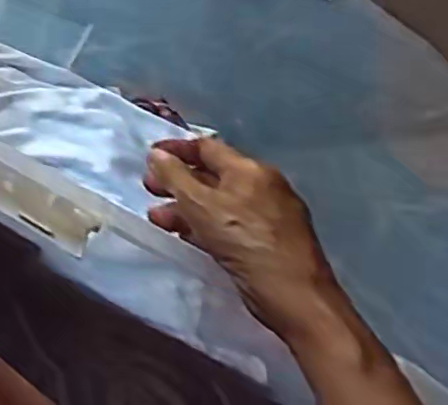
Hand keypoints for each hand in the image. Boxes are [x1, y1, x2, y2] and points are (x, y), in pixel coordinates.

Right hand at [143, 137, 342, 340]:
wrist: (299, 302)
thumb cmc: (244, 242)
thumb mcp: (197, 202)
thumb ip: (172, 173)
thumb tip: (158, 155)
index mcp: (251, 171)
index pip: (205, 146)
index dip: (173, 148)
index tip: (148, 159)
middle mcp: (265, 188)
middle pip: (210, 174)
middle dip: (175, 181)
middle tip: (152, 190)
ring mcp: (273, 216)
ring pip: (217, 200)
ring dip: (184, 206)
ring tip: (161, 219)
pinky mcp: (272, 241)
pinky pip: (230, 221)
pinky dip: (205, 223)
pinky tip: (185, 235)